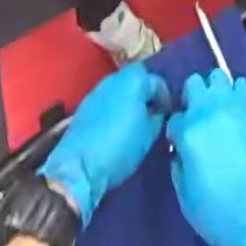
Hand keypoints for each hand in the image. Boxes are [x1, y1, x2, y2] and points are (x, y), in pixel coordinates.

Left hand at [37, 63, 169, 224]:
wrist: (78, 167)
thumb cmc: (119, 148)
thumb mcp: (148, 136)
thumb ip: (158, 118)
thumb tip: (158, 113)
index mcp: (134, 80)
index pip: (158, 82)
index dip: (166, 99)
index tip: (167, 115)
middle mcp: (115, 78)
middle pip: (138, 79)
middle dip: (147, 93)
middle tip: (152, 114)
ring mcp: (98, 90)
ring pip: (121, 88)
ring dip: (130, 99)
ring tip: (135, 120)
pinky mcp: (85, 105)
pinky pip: (108, 98)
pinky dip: (116, 106)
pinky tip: (117, 124)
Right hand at [168, 70, 245, 245]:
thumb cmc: (217, 210)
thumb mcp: (184, 194)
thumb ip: (178, 163)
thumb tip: (180, 149)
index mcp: (188, 131)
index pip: (173, 118)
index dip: (175, 132)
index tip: (180, 142)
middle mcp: (208, 109)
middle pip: (193, 83)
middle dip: (191, 98)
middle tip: (195, 118)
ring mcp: (233, 104)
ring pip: (217, 76)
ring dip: (213, 90)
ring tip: (216, 110)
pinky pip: (241, 84)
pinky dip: (235, 92)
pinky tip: (235, 110)